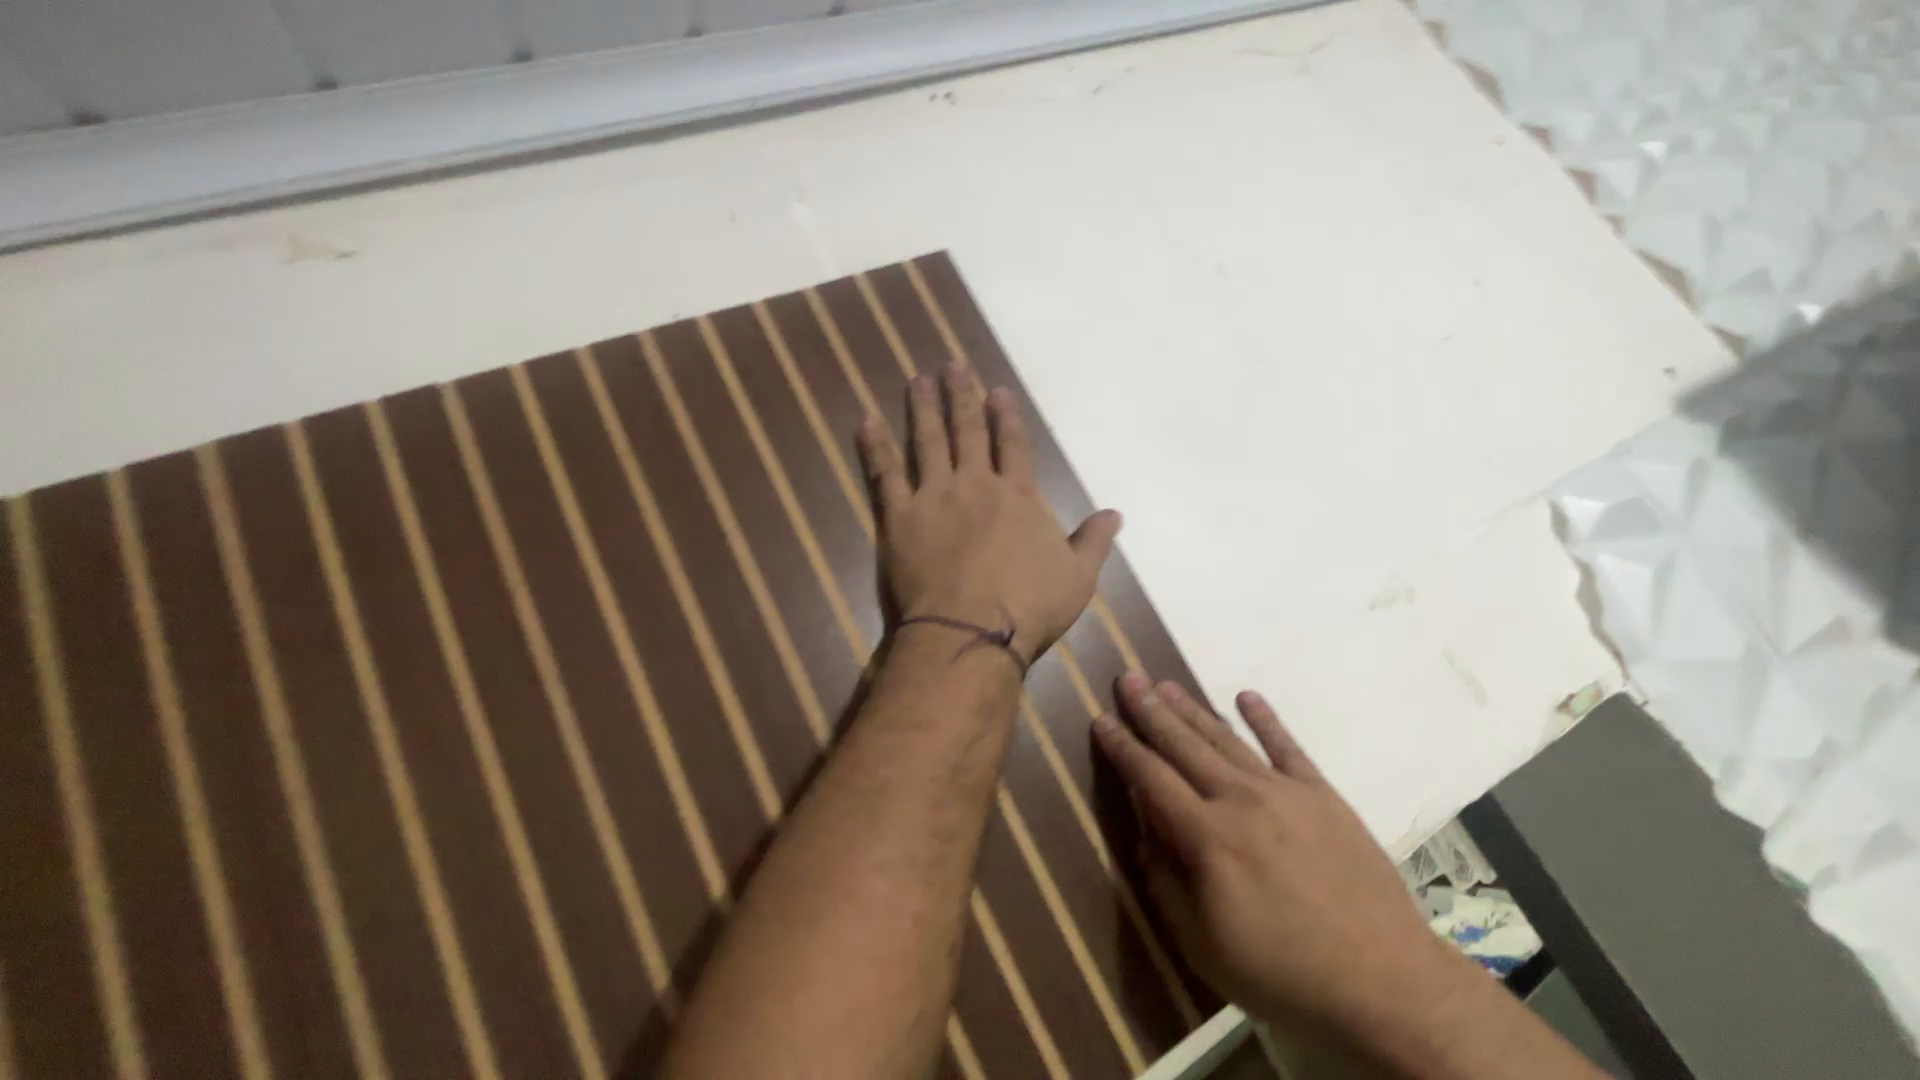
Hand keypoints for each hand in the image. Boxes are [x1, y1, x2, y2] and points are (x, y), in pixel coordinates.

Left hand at [858, 363, 1121, 662]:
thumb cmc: (1029, 608)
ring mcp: (934, 497)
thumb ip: (1093, 542)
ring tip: (918, 380)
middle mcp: (975, 485)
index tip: (996, 391)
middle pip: (968, 432)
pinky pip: (885, 474)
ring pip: (927, 442)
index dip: (1006, 416)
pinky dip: (875, 447)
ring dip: (923, 409)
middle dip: (962, 396)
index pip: (1013, 445)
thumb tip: (1116, 514)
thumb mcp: (1078, 578)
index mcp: (1018, 496)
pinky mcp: (898, 518)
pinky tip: (868, 422)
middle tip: (953, 365)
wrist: (970, 632)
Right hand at [1092, 676, 1472, 1047]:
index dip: (1123, 748)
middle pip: (1185, 746)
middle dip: (1151, 711)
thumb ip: (1166, 884)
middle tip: (1128, 678)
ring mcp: (1287, 793)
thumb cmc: (1282, 972)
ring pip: (1228, 740)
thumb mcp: (1202, 945)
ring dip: (1193, 710)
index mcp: (1207, 837)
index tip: (1101, 719)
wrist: (1385, 981)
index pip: (1151, 779)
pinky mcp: (1325, 797)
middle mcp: (1241, 800)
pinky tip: (1246, 697)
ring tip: (1166, 683)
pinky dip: (1266, 720)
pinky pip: (1289, 747)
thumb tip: (1145, 837)